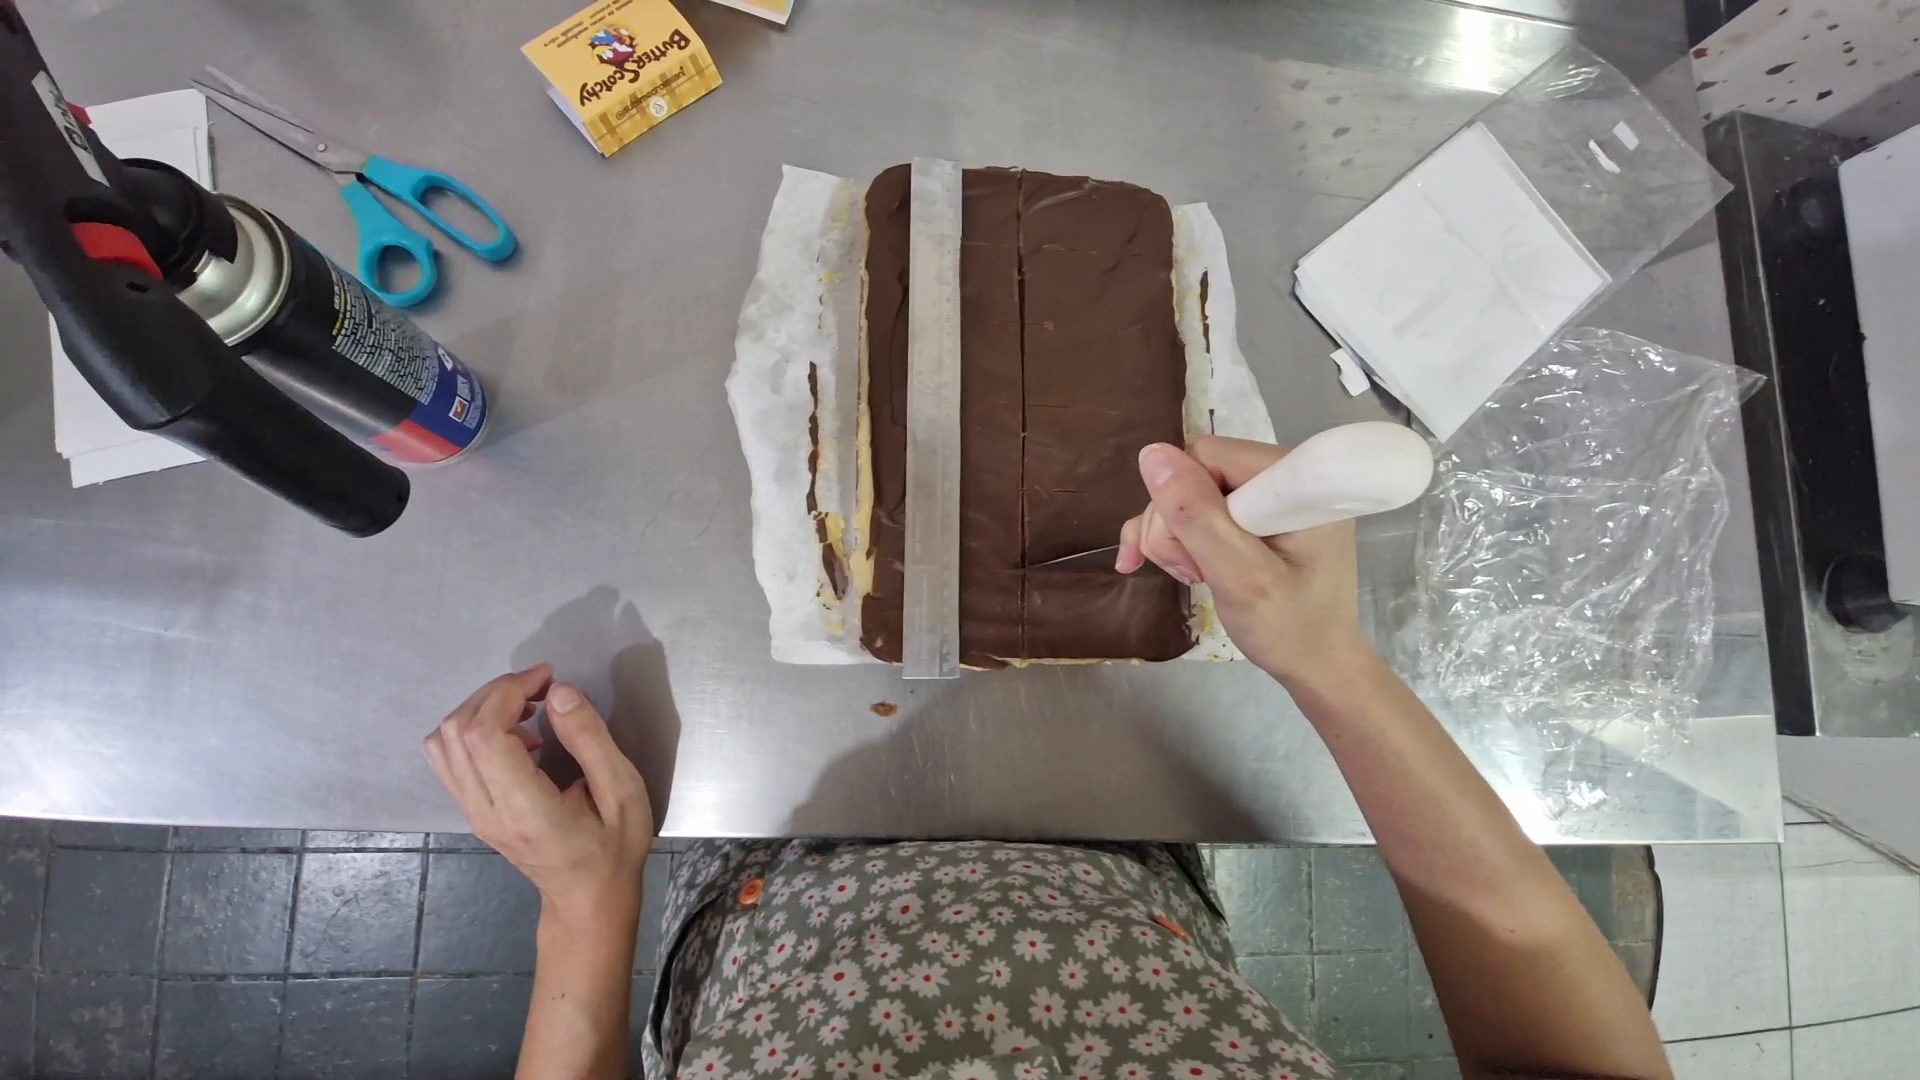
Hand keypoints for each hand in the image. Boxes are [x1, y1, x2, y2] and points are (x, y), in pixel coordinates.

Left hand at [423, 664, 653, 918]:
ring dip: (482, 708)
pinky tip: (520, 732)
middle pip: (455, 732)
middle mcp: (485, 809)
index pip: (483, 736)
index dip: (508, 693)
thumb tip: (559, 692)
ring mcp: (473, 811)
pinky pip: (452, 758)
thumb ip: (590, 739)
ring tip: (529, 704)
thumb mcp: (623, 790)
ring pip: (443, 744)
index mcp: (523, 807)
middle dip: (496, 692)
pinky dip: (477, 728)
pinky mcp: (474, 809)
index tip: (548, 676)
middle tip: (544, 684)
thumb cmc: (614, 846)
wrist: (589, 897)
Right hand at [1116, 437, 1371, 683]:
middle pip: (1192, 474)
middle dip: (1173, 524)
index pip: (1206, 457)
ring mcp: (1265, 495)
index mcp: (1292, 478)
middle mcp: (1279, 475)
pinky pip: (1194, 508)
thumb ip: (1197, 517)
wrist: (1318, 664)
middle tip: (1188, 573)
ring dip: (1169, 535)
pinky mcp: (1251, 514)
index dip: (1182, 502)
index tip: (1190, 557)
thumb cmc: (1290, 628)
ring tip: (1187, 576)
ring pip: (1185, 493)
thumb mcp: (1240, 578)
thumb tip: (1150, 455)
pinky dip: (1171, 537)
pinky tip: (1153, 564)